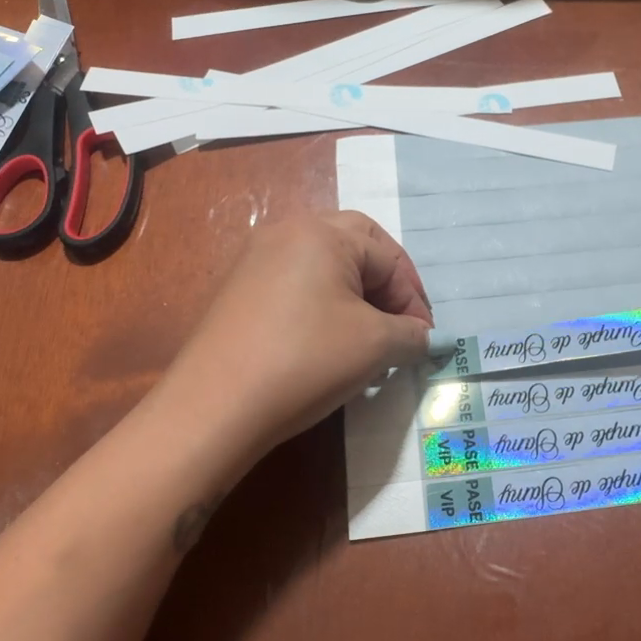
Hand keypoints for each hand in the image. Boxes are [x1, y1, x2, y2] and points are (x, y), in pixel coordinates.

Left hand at [138, 211, 433, 473]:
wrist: (215, 408)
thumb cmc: (306, 361)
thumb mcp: (374, 346)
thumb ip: (410, 334)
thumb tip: (425, 337)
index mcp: (321, 233)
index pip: (387, 256)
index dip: (413, 297)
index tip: (426, 338)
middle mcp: (284, 233)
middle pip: (355, 248)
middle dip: (386, 287)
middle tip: (402, 325)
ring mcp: (254, 262)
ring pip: (323, 268)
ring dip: (356, 298)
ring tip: (370, 340)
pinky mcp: (237, 293)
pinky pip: (295, 287)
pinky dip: (324, 308)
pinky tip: (330, 345)